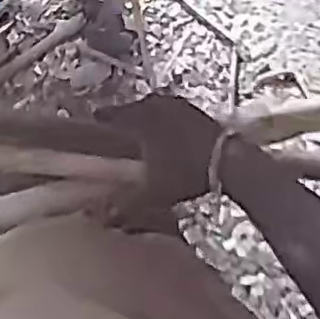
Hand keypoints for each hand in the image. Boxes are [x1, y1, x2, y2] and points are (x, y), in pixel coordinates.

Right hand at [96, 94, 227, 206]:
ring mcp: (174, 104)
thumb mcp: (152, 193)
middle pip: (132, 109)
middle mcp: (154, 105)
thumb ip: (125, 203)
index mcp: (140, 118)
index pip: (114, 115)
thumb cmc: (184, 172)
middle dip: (123, 119)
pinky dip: (161, 119)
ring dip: (143, 117)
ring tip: (138, 132)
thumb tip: (102, 214)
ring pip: (151, 107)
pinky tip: (162, 132)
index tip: (94, 121)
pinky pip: (167, 110)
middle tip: (115, 131)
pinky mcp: (190, 108)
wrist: (225, 159)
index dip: (103, 119)